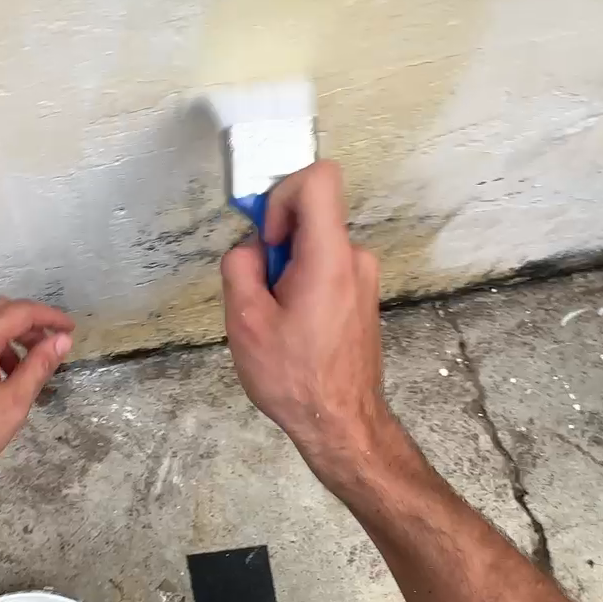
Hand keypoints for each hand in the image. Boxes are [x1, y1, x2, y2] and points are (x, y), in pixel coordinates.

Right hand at [220, 160, 396, 477]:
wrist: (340, 421)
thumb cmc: (293, 377)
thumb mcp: (244, 321)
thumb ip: (240, 267)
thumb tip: (250, 249)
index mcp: (329, 258)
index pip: (317, 180)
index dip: (281, 196)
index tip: (269, 240)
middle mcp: (355, 259)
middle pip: (310, 217)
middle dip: (276, 246)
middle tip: (261, 297)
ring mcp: (363, 278)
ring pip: (313, 247)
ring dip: (286, 271)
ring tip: (276, 322)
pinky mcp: (361, 296)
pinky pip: (325, 269)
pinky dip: (301, 286)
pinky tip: (293, 329)